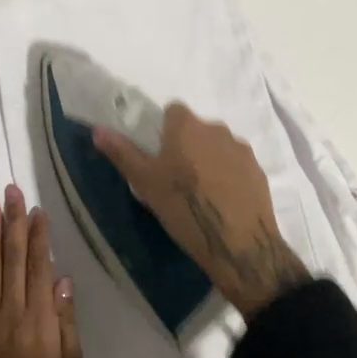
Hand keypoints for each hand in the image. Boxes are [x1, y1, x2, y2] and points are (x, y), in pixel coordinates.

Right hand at [94, 104, 309, 316]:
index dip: (164, 130)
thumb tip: (98, 130)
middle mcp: (216, 128)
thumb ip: (122, 152)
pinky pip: (236, 165)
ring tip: (200, 193)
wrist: (239, 245)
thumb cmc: (184, 208)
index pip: (173, 111)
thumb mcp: (145, 183)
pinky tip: (222, 202)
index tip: (158, 156)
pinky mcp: (258, 170)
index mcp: (186, 126)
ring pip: (217, 147)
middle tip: (175, 178)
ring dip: (209, 160)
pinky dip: (228, 176)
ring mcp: (241, 149)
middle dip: (187, 146)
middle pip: (196, 130)